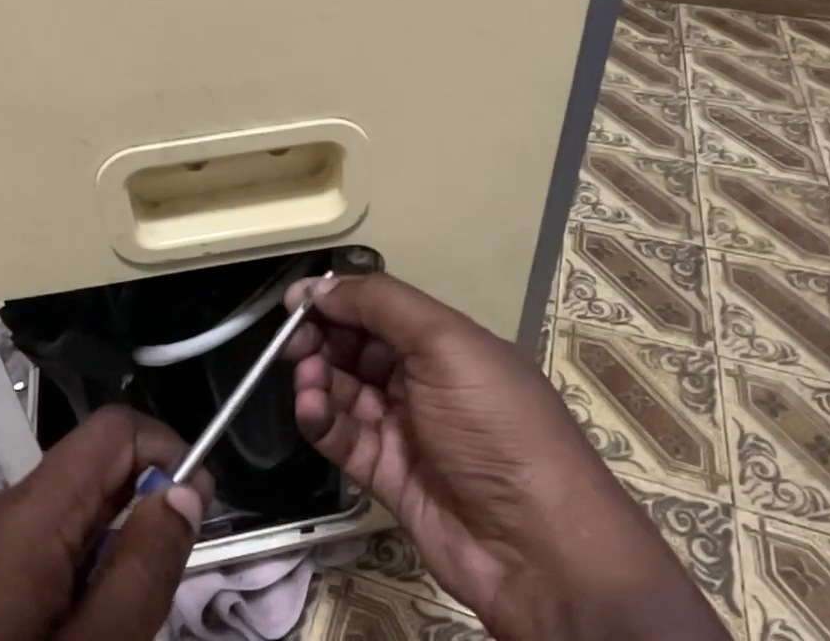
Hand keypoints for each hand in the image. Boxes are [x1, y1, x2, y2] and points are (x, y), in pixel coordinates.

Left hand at [0, 406, 211, 639]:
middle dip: (136, 519)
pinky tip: (44, 639)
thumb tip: (184, 490)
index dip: (169, 453)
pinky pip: (11, 559)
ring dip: (95, 560)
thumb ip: (144, 569)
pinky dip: (51, 583)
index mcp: (27, 516)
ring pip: (53, 525)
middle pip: (87, 478)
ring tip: (94, 634)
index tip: (195, 515)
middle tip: (146, 604)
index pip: (115, 428)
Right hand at [282, 273, 727, 640]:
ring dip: (318, 379)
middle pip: (358, 347)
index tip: (294, 301)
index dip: (338, 300)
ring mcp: (405, 429)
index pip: (381, 308)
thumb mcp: (446, 343)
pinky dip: (321, 421)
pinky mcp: (387, 475)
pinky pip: (343, 437)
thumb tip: (318, 284)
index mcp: (446, 342)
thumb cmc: (495, 423)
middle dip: (322, 337)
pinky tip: (311, 409)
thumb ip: (380, 305)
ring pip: (345, 391)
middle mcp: (425, 379)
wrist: (536, 543)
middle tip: (293, 343)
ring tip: (306, 377)